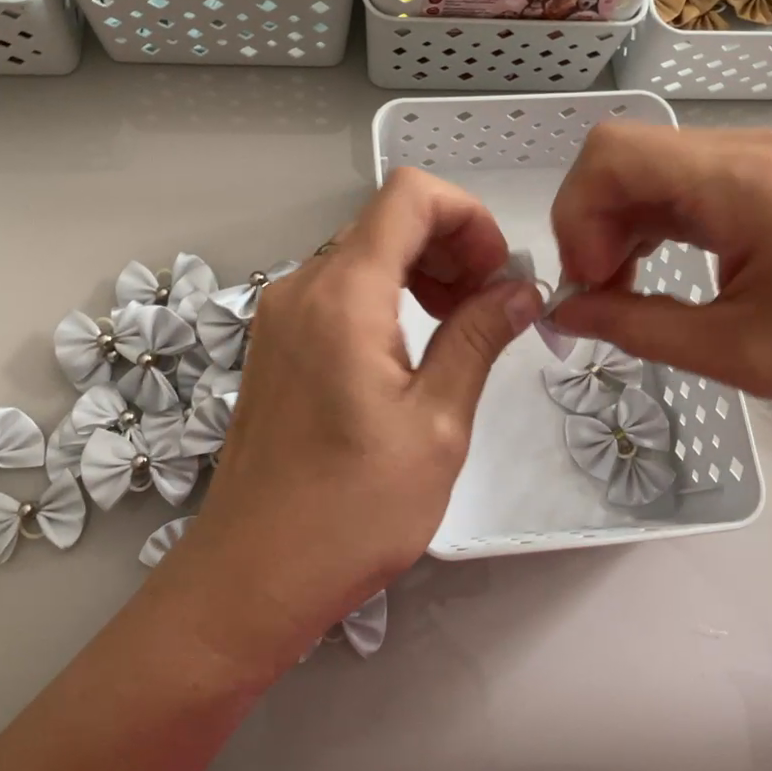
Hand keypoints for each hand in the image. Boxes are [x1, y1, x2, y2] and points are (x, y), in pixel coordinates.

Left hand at [160, 168, 541, 673]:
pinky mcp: (275, 345)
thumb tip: (519, 290)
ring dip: (420, 272)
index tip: (496, 275)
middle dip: (451, 246)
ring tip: (456, 331)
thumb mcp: (437, 426)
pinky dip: (386, 297)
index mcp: (344, 295)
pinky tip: (410, 352)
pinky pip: (339, 291)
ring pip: (363, 254)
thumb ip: (477, 339)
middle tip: (487, 308)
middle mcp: (302, 287)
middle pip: (386, 220)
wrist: (252, 575)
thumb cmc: (352, 511)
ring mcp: (280, 315)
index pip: (410, 195)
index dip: (469, 216)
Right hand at [549, 123, 771, 432]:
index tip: (592, 290)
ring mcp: (771, 161)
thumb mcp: (737, 353)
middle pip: (625, 156)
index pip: (609, 155)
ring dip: (622, 225)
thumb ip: (634, 326)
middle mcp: (752, 150)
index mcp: (741, 179)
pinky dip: (660, 224)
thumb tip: (563, 315)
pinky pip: (693, 185)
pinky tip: (665, 271)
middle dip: (592, 224)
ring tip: (629, 293)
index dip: (576, 220)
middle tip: (603, 296)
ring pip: (655, 169)